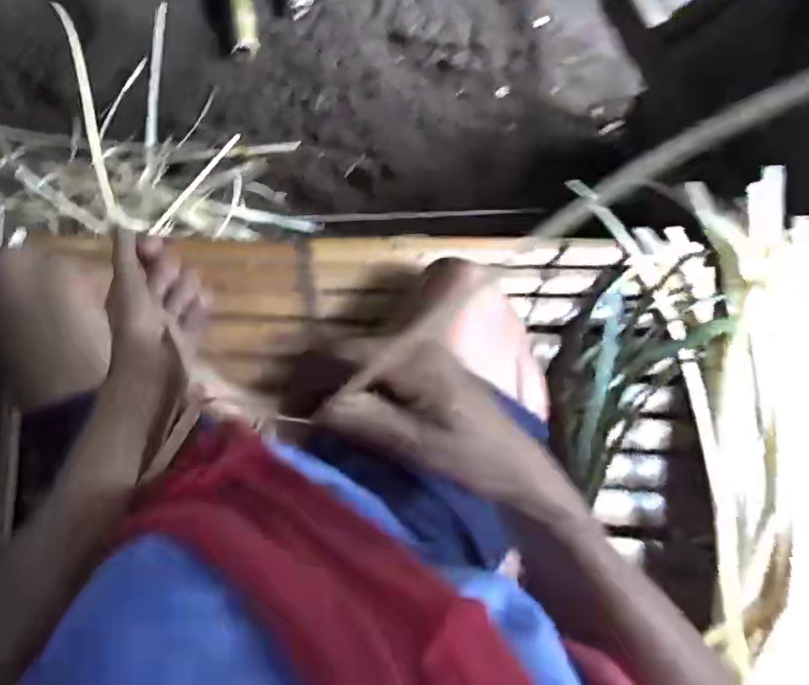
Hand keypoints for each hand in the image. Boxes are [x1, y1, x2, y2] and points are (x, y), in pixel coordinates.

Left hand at [104, 231, 209, 381]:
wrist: (153, 372)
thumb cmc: (135, 325)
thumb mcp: (126, 284)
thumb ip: (125, 255)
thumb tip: (121, 223)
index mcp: (132, 286)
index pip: (147, 254)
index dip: (152, 248)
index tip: (155, 247)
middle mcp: (152, 297)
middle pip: (172, 266)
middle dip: (169, 275)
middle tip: (160, 292)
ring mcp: (173, 314)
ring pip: (190, 284)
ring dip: (185, 294)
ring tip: (176, 313)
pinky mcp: (192, 329)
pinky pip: (204, 306)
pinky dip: (200, 310)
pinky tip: (192, 318)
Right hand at [316, 335, 585, 524]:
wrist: (519, 466)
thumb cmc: (474, 459)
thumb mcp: (418, 446)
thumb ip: (367, 421)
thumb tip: (316, 407)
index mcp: (411, 356)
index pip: (341, 352)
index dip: (307, 376)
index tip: (289, 412)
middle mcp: (412, 342)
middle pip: (345, 349)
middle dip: (315, 378)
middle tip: (298, 418)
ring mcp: (418, 350)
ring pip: (356, 356)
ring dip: (332, 381)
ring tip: (316, 418)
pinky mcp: (421, 363)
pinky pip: (373, 365)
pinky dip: (351, 383)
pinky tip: (346, 411)